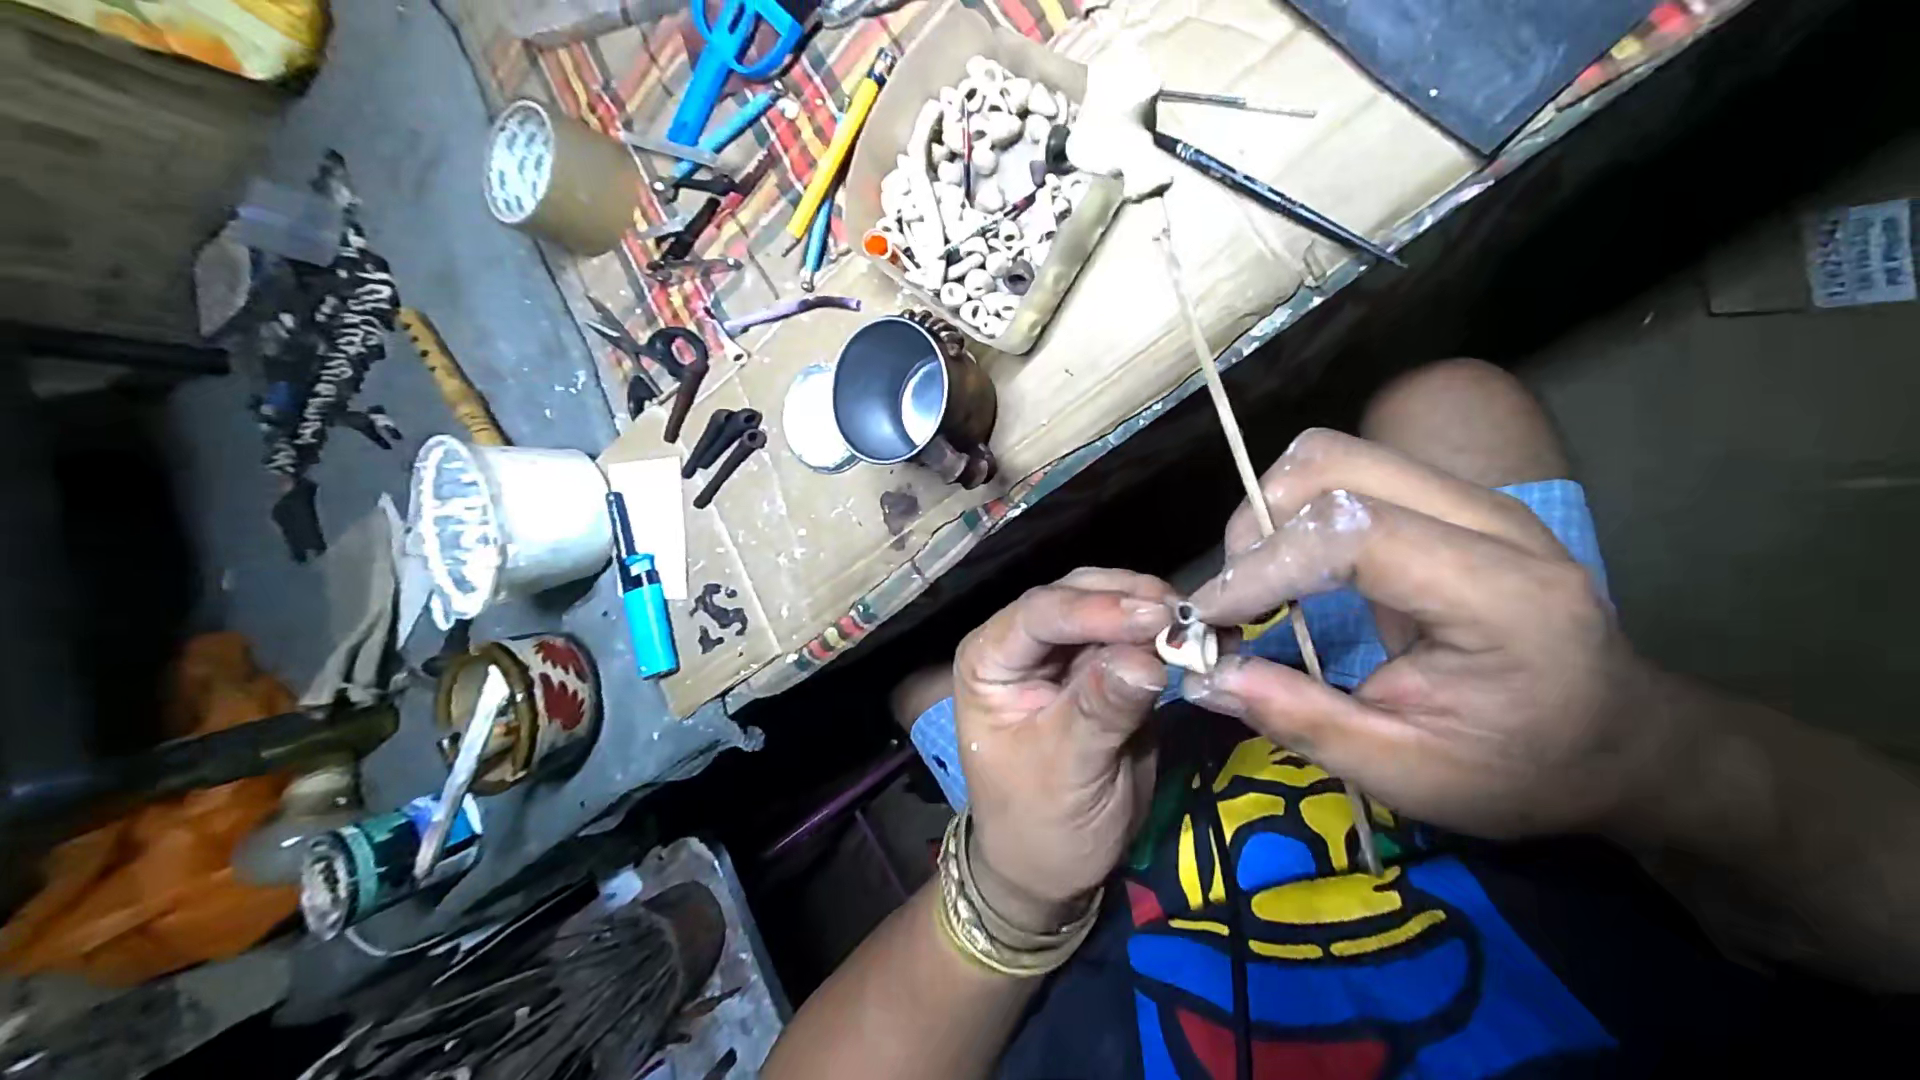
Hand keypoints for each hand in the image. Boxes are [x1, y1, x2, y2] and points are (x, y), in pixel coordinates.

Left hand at [954, 569, 1175, 929]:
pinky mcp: (1103, 665)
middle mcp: (1023, 642)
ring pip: (1111, 605)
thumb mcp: (1065, 771)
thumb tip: (1147, 658)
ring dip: (1158, 611)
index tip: (1155, 618)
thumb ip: (1100, 711)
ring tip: (1204, 630)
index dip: (1095, 611)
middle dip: (1133, 601)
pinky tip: (1205, 641)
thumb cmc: (1037, 821)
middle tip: (1190, 620)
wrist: (1053, 863)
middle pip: (1076, 596)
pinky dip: (1170, 636)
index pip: (1038, 615)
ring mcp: (1065, 649)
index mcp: (988, 660)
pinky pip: (1137, 637)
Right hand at [1185, 429, 1672, 839]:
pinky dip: (1291, 513)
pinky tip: (1290, 569)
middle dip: (1256, 524)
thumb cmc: (1523, 769)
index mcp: (1500, 597)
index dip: (1262, 569)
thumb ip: (1302, 721)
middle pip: (1332, 463)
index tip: (1208, 621)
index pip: (1352, 534)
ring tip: (1257, 582)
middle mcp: (1489, 521)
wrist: (1619, 738)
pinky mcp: (1443, 499)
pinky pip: (1342, 472)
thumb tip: (1204, 678)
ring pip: (1329, 455)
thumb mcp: (1408, 775)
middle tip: (1235, 597)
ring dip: (1268, 512)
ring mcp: (1467, 499)